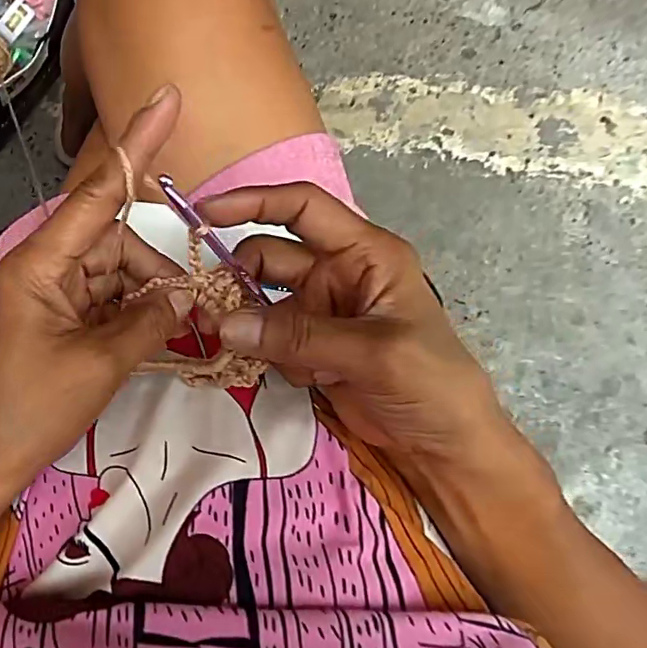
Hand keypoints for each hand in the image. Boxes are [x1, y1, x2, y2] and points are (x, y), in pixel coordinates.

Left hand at [0, 88, 193, 500]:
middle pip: (113, 240)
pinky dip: (130, 309)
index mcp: (40, 265)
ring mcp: (47, 291)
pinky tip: (152, 332)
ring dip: (146, 294)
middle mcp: (41, 267)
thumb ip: (149, 319)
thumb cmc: (35, 411)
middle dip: (156, 268)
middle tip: (191, 304)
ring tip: (171, 329)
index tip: (166, 99)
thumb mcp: (102, 365)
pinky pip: (103, 296)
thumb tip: (185, 294)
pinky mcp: (54, 315)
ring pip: (113, 270)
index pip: (96, 195)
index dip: (135, 146)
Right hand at [199, 182, 512, 467]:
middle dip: (234, 280)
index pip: (303, 208)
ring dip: (241, 321)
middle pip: (266, 256)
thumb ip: (297, 336)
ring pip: (257, 299)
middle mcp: (336, 274)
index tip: (204, 214)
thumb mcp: (373, 353)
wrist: (441, 445)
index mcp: (364, 254)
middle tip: (207, 314)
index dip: (253, 202)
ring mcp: (317, 310)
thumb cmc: (433, 385)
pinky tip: (296, 378)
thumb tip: (226, 325)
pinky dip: (259, 352)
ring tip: (233, 349)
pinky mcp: (304, 345)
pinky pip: (263, 337)